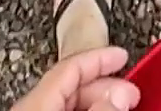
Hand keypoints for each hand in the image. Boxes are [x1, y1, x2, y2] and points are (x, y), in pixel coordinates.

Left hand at [9, 47, 140, 110]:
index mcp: (36, 101)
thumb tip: (119, 93)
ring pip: (68, 101)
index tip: (123, 55)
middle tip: (130, 92)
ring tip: (119, 105)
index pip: (72, 64)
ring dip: (96, 100)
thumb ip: (97, 109)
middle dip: (104, 83)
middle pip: (71, 82)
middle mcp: (31, 105)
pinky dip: (84, 110)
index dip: (101, 56)